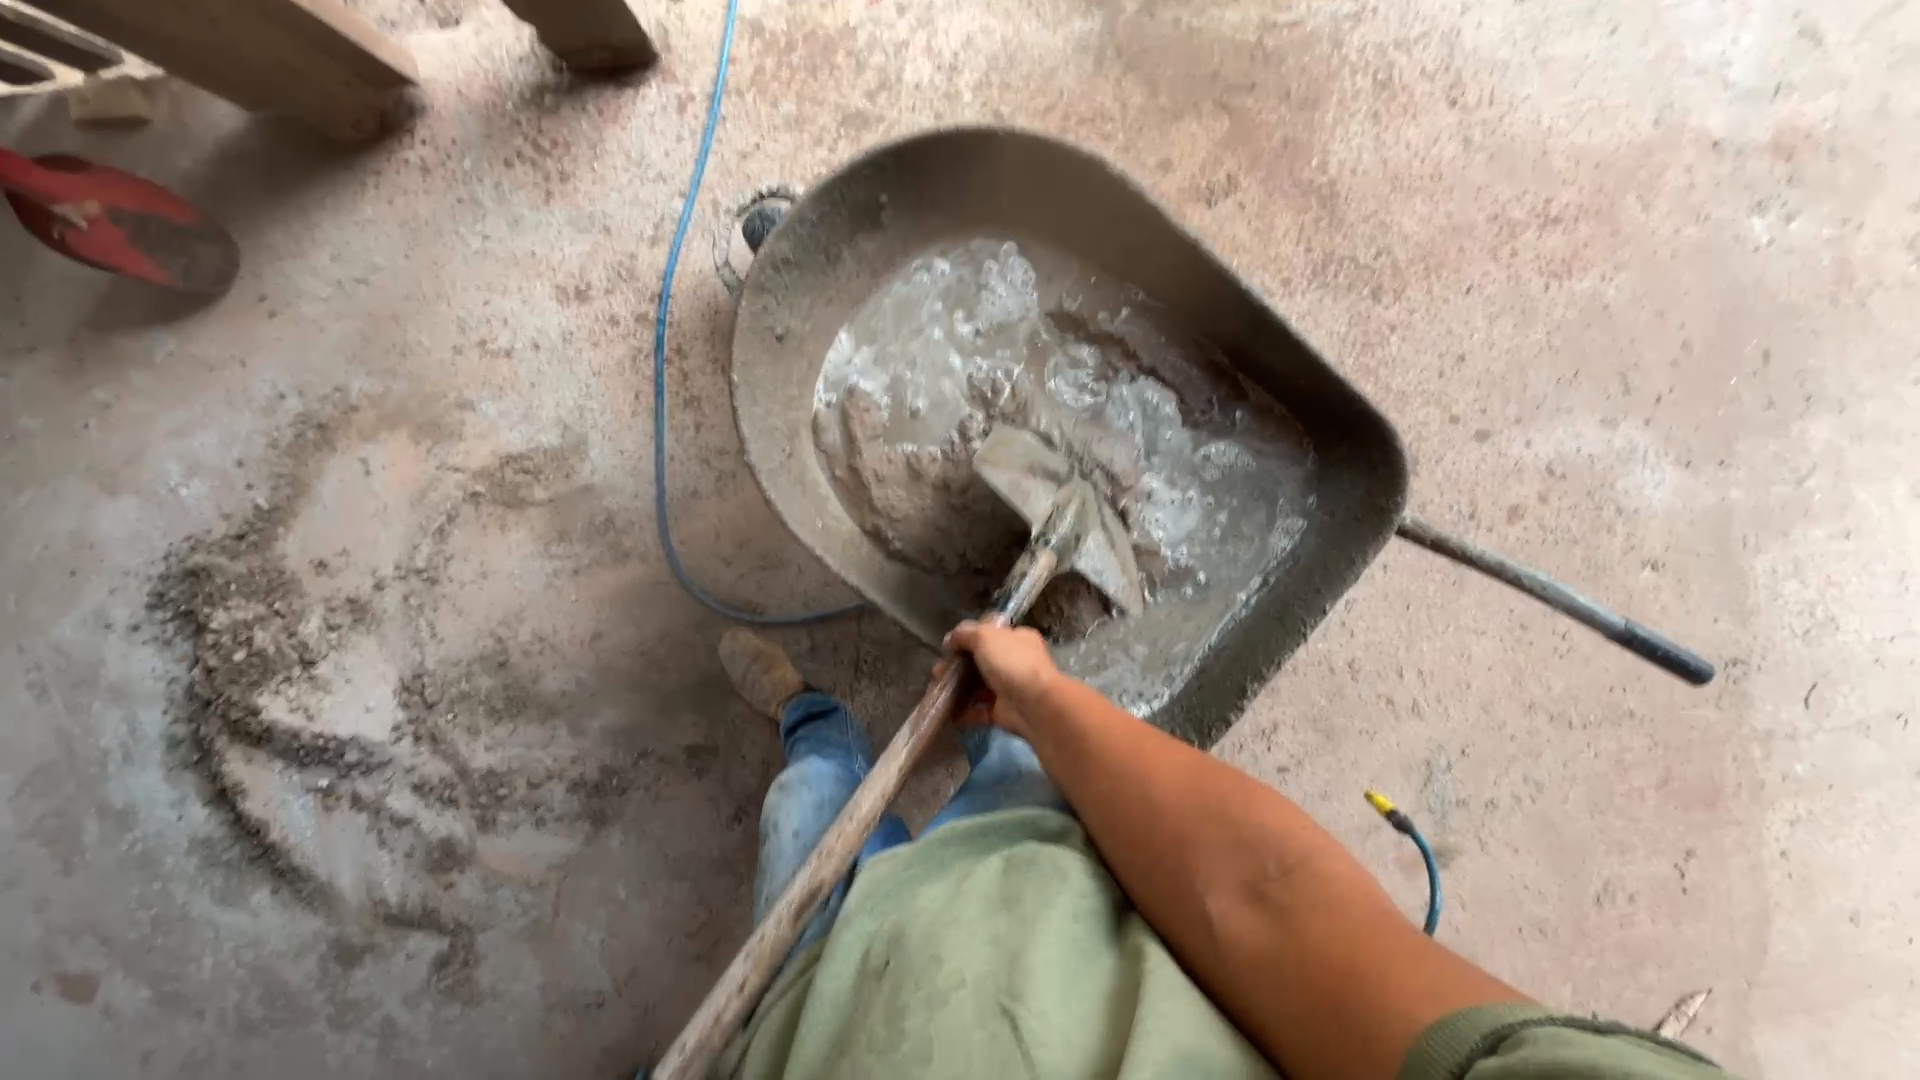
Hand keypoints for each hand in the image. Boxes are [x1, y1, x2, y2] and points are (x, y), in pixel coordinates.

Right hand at [943, 620, 1063, 739]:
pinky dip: (964, 711)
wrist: (1033, 704)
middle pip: (982, 662)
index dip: (970, 639)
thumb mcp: (985, 636)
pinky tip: (948, 710)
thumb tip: (950, 639)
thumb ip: (965, 633)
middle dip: (958, 666)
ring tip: (937, 689)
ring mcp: (1010, 688)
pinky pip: (980, 710)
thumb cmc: (1011, 662)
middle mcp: (1016, 662)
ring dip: (958, 688)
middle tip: (938, 670)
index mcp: (1018, 639)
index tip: (950, 646)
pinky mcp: (1004, 712)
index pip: (992, 635)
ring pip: (979, 687)